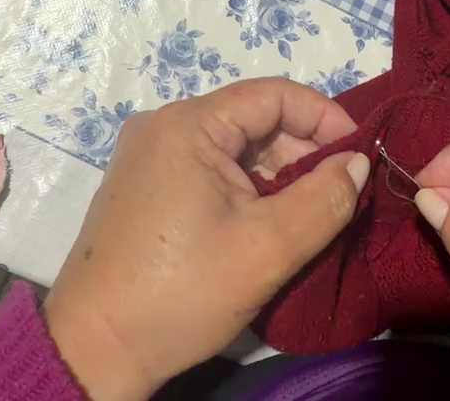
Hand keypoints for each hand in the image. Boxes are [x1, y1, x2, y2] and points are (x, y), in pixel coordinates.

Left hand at [43, 78, 369, 400]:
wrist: (90, 353)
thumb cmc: (180, 293)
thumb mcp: (267, 249)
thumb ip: (325, 199)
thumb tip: (357, 163)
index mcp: (189, 123)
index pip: (274, 95)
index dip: (324, 117)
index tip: (359, 153)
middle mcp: (165, 124)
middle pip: (253, 118)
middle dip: (302, 150)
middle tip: (338, 192)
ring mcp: (149, 152)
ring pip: (233, 144)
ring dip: (275, 172)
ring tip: (307, 212)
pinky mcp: (143, 181)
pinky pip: (209, 165)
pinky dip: (245, 185)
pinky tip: (265, 219)